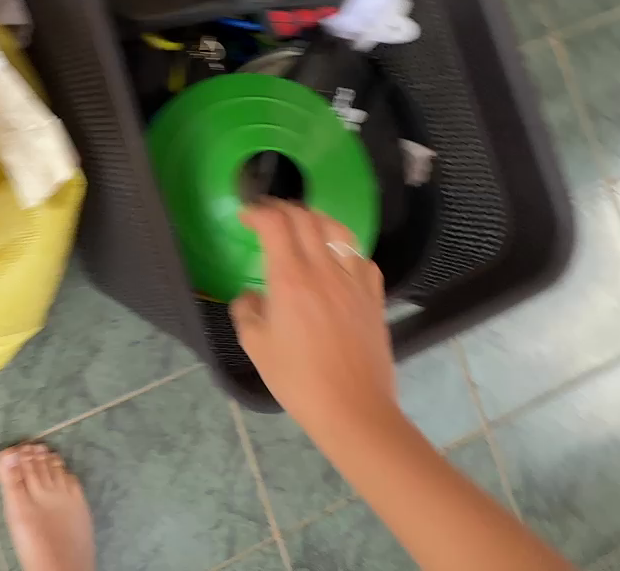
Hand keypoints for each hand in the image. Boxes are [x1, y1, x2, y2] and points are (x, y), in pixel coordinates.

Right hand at [229, 199, 400, 441]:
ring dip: (315, 218)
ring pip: (338, 229)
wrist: (354, 411)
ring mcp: (353, 282)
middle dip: (282, 209)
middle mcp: (323, 271)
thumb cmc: (297, 380)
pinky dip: (345, 248)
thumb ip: (247, 310)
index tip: (245, 217)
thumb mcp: (255, 345)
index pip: (274, 224)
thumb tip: (252, 296)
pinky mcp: (374, 298)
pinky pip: (361, 258)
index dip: (257, 212)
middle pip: (305, 218)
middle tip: (267, 215)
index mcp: (289, 279)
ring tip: (303, 225)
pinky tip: (337, 260)